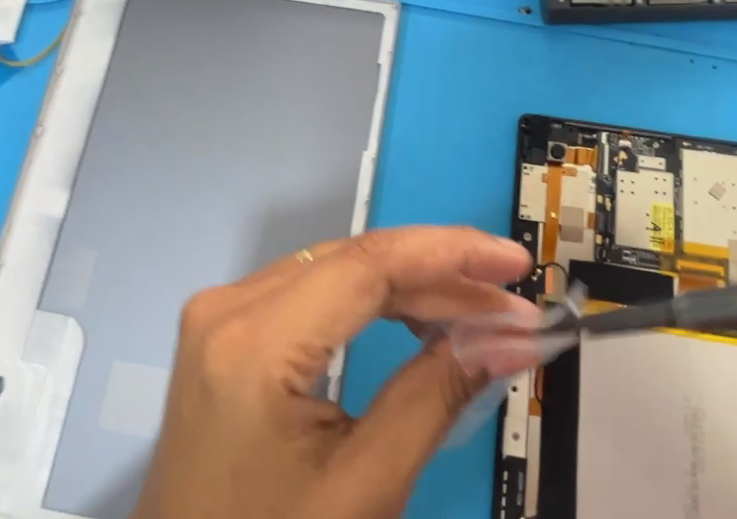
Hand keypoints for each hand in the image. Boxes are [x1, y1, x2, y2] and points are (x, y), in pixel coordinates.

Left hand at [132, 227, 534, 518]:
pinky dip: (369, 303)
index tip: (515, 263)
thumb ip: (436, 394)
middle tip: (509, 306)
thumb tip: (510, 338)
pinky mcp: (225, 332)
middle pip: (353, 263)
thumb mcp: (364, 484)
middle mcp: (229, 306)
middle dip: (438, 278)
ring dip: (409, 288)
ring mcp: (221, 315)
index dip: (450, 253)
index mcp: (254, 342)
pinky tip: (417, 321)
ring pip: (335, 272)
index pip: (367, 264)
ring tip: (478, 315)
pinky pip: (311, 294)